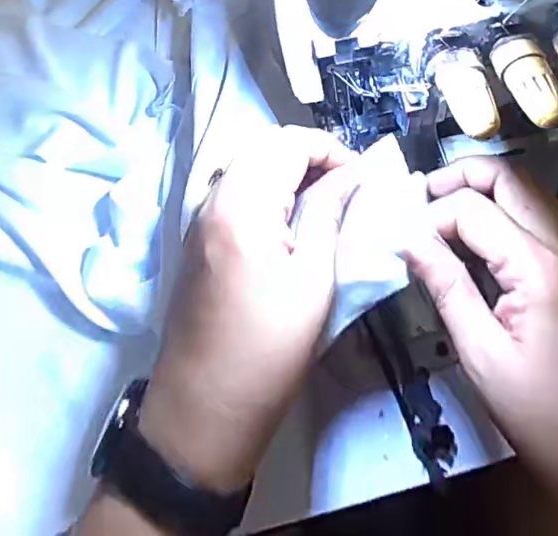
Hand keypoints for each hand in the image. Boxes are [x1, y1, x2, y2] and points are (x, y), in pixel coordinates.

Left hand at [139, 126, 359, 492]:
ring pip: (249, 164)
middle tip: (345, 184)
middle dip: (310, 153)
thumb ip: (330, 213)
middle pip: (266, 145)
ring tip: (324, 199)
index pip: (289, 143)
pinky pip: (235, 188)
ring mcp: (199, 221)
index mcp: (242, 209)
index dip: (331, 150)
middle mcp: (213, 203)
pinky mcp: (197, 240)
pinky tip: (291, 218)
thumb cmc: (268, 351)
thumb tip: (351, 174)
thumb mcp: (315, 280)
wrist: (201, 415)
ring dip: (289, 168)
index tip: (360, 177)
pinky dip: (268, 186)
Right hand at [401, 158, 557, 534]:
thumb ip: (447, 289)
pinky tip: (478, 237)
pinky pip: (537, 215)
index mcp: (536, 264)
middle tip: (422, 196)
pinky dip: (504, 208)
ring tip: (443, 210)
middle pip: (508, 176)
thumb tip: (411, 241)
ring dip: (485, 187)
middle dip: (461, 175)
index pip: (473, 208)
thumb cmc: (549, 415)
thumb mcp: (484, 358)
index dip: (431, 216)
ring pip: (526, 189)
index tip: (403, 239)